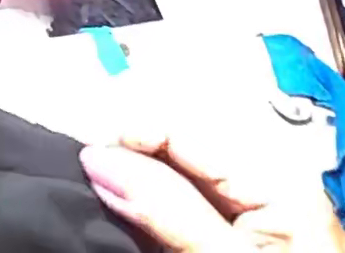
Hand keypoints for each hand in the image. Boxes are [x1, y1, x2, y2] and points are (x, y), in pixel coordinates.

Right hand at [81, 135, 344, 252]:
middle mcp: (254, 173)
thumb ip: (168, 210)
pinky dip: (141, 197)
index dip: (120, 129)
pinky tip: (120, 206)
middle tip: (76, 171)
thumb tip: (99, 157)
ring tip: (90, 186)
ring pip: (163, 160)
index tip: (77, 155)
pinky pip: (172, 190)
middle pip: (166, 134)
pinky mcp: (230, 225)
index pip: (173, 119)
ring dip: (125, 171)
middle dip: (119, 147)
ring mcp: (242, 200)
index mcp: (268, 172)